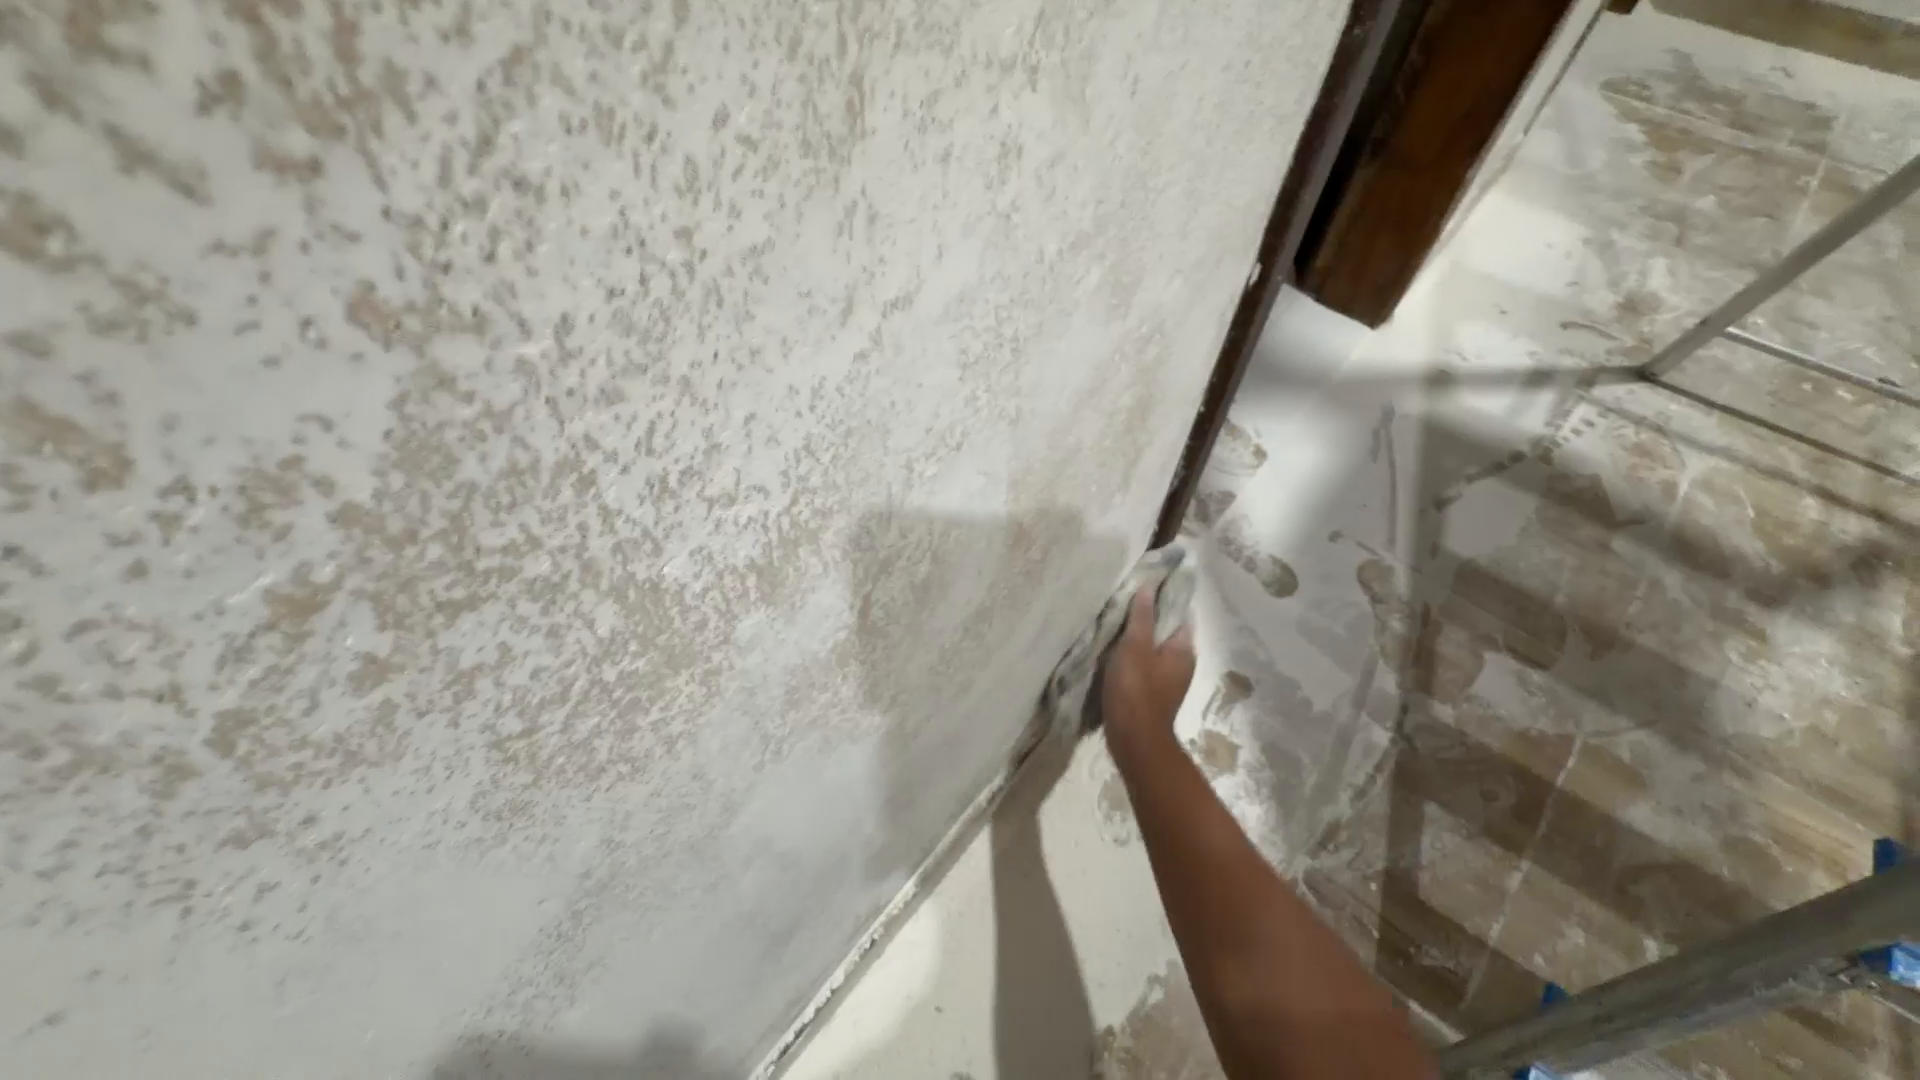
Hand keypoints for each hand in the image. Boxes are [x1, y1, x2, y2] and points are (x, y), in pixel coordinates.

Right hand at [1101, 582, 1195, 756]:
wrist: (1133, 740)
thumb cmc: (1136, 690)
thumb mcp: (1135, 647)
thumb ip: (1142, 616)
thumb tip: (1149, 586)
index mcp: (1184, 649)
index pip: (1179, 613)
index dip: (1163, 598)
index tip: (1142, 585)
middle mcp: (1182, 664)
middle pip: (1165, 632)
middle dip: (1147, 618)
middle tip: (1121, 603)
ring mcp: (1168, 682)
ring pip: (1153, 650)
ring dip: (1137, 639)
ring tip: (1113, 625)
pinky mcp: (1153, 695)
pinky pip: (1144, 667)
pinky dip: (1132, 658)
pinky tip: (1113, 654)